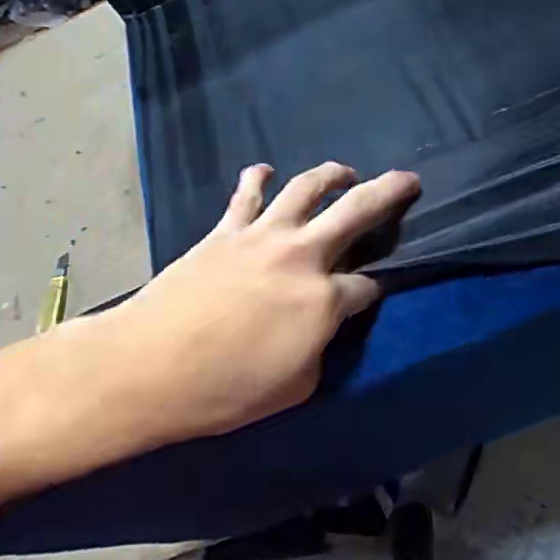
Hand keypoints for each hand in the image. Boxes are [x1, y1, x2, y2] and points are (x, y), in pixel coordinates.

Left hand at [63, 162, 418, 448]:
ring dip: (331, 175)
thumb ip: (318, 348)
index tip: (370, 297)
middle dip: (389, 193)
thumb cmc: (225, 389)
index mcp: (323, 300)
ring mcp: (261, 237)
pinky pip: (246, 195)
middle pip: (356, 211)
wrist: (151, 366)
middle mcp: (301, 256)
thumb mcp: (295, 387)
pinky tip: (264, 169)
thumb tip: (320, 325)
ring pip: (305, 189)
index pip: (366, 287)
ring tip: (345, 171)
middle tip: (408, 179)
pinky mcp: (224, 231)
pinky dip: (258, 177)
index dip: (373, 291)